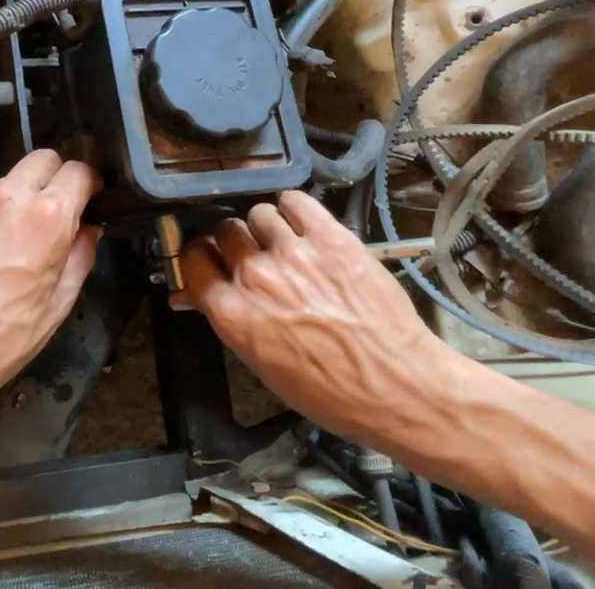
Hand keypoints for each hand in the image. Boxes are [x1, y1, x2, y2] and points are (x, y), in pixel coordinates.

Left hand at [0, 149, 101, 411]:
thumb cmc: (6, 334)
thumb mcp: (61, 301)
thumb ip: (80, 254)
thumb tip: (87, 230)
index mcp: (46, 216)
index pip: (79, 171)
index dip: (90, 185)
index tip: (90, 202)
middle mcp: (9, 196)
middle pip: (44, 160)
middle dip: (57, 178)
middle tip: (59, 212)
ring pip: (11, 179)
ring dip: (24, 196)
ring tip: (21, 238)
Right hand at [174, 191, 457, 436]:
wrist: (401, 388)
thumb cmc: (331, 393)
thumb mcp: (263, 366)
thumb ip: (228, 321)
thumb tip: (193, 297)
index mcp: (233, 313)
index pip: (193, 262)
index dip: (199, 258)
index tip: (209, 259)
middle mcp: (256, 276)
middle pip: (224, 232)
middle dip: (233, 242)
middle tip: (251, 254)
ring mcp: (294, 252)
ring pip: (258, 214)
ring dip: (265, 227)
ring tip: (282, 241)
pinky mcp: (331, 237)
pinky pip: (295, 201)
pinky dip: (292, 207)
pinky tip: (300, 221)